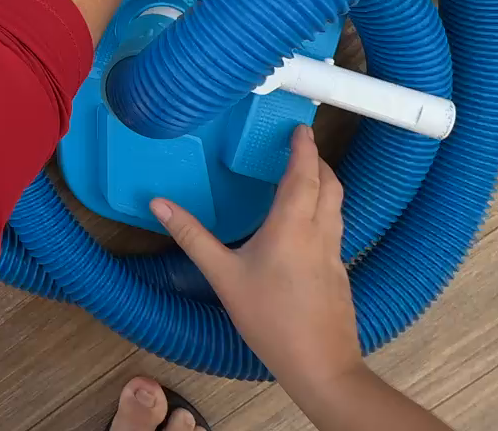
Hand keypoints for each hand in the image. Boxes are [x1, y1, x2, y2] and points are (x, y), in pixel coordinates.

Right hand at [153, 125, 363, 393]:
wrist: (322, 368)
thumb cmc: (271, 319)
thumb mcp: (222, 275)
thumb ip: (191, 236)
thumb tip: (158, 203)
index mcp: (292, 227)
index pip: (304, 177)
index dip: (304, 149)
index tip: (301, 128)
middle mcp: (319, 235)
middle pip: (331, 188)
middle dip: (319, 162)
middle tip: (303, 145)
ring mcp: (334, 256)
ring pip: (338, 209)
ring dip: (325, 185)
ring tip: (306, 175)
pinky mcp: (339, 275)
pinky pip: (335, 229)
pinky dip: (324, 210)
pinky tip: (305, 222)